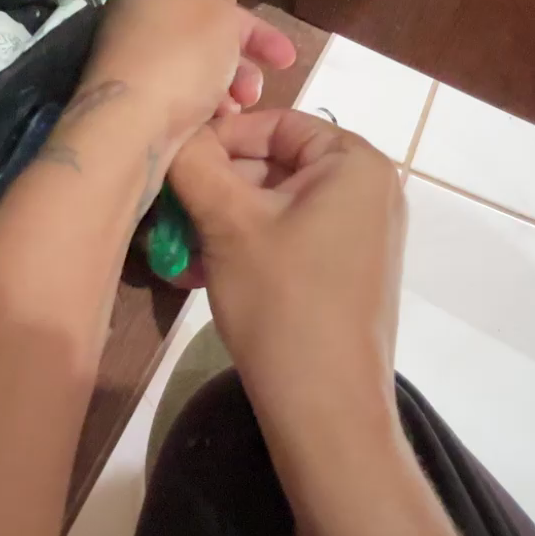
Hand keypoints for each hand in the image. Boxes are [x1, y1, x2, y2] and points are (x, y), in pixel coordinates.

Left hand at [80, 0, 296, 145]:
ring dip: (237, 73)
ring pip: (205, 53)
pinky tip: (228, 111)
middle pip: (210, 14)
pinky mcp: (146, 90)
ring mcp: (144, 52)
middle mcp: (144, 10)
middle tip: (285, 57)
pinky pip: (189, 82)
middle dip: (251, 39)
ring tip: (250, 96)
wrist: (131, 126)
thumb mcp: (216, 11)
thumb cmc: (181, 55)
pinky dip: (212, 93)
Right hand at [168, 110, 405, 425]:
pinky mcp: (347, 268)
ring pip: (274, 204)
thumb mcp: (229, 222)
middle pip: (273, 164)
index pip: (275, 124)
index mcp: (355, 162)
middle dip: (215, 188)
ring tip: (176, 246)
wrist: (326, 412)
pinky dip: (246, 245)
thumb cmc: (282, 301)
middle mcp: (367, 188)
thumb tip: (173, 129)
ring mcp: (360, 231)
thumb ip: (196, 162)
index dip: (220, 138)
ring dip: (221, 220)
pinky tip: (200, 270)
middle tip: (167, 210)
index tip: (173, 162)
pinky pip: (289, 236)